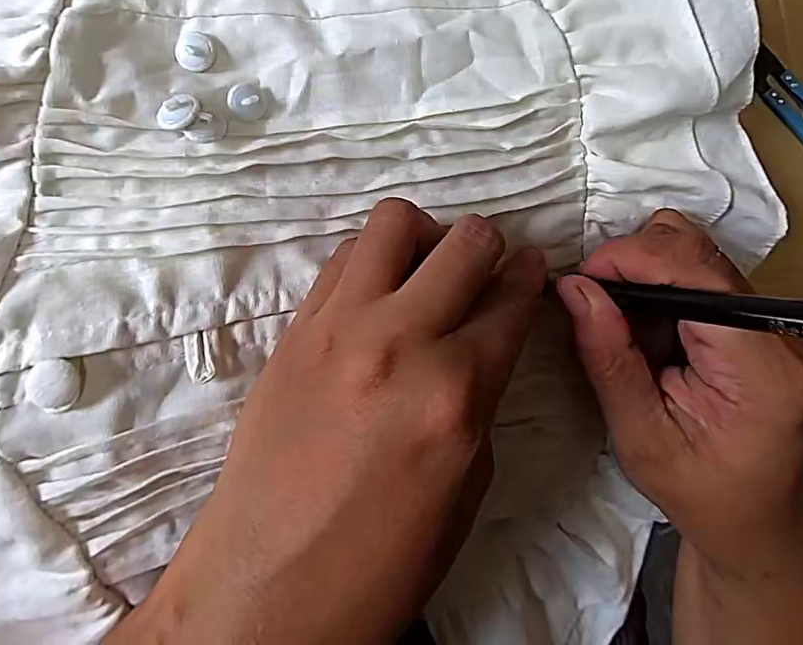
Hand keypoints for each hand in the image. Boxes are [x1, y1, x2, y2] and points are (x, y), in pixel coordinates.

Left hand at [110, 199, 546, 644]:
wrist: (268, 580)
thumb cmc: (379, 560)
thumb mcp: (464, 488)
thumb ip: (480, 398)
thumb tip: (483, 341)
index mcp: (454, 393)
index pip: (510, 302)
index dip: (531, 277)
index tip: (534, 265)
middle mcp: (398, 340)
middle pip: (464, 242)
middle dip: (488, 245)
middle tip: (486, 265)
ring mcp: (339, 324)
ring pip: (393, 221)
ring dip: (424, 234)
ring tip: (425, 267)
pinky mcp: (296, 324)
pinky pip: (342, 257)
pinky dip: (371, 259)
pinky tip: (377, 289)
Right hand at [558, 210, 802, 643]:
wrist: (756, 524)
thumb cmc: (700, 491)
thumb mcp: (639, 433)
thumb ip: (607, 356)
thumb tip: (573, 285)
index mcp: (759, 366)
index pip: (696, 271)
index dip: (631, 257)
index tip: (583, 279)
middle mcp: (777, 332)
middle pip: (696, 248)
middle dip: (632, 259)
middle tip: (597, 300)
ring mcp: (772, 322)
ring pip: (693, 250)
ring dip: (643, 268)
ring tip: (625, 319)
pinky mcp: (757, 319)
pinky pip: (698, 270)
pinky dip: (658, 281)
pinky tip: (647, 324)